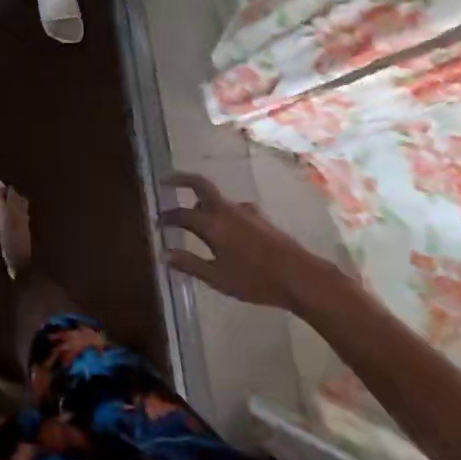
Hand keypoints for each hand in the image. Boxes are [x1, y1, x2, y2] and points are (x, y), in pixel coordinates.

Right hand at [158, 172, 347, 313]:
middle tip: (166, 181)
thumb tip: (164, 255)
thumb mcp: (218, 277)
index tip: (157, 223)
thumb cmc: (256, 280)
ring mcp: (246, 211)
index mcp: (212, 223)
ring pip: (217, 199)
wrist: (303, 277)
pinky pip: (233, 209)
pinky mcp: (261, 218)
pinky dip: (222, 213)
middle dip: (180, 179)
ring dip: (203, 202)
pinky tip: (226, 231)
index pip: (180, 214)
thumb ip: (190, 264)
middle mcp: (226, 210)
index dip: (166, 217)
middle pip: (199, 184)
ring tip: (197, 218)